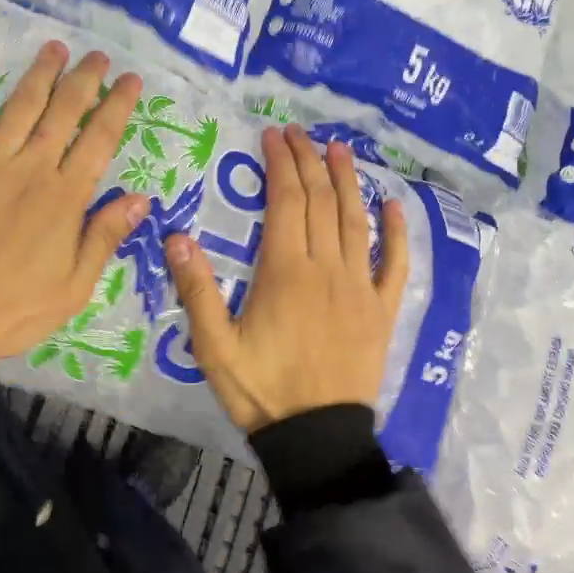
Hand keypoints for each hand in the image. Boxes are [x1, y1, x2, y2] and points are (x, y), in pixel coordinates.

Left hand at [0, 42, 147, 369]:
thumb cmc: (12, 309)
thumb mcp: (73, 288)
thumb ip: (104, 237)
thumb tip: (139, 197)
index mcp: (64, 196)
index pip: (99, 139)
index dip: (117, 105)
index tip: (130, 80)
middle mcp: (29, 167)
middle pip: (63, 111)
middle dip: (84, 79)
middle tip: (97, 55)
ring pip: (19, 104)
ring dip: (40, 73)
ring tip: (55, 48)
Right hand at [166, 125, 409, 432]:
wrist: (317, 439)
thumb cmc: (261, 392)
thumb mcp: (215, 348)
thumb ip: (197, 291)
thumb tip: (178, 237)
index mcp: (285, 272)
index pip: (285, 201)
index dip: (280, 164)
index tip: (272, 136)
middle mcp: (326, 268)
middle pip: (319, 201)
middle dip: (308, 161)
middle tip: (298, 132)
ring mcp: (359, 288)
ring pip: (355, 221)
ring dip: (348, 181)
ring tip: (339, 149)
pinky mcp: (381, 311)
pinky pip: (394, 264)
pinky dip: (396, 233)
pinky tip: (394, 205)